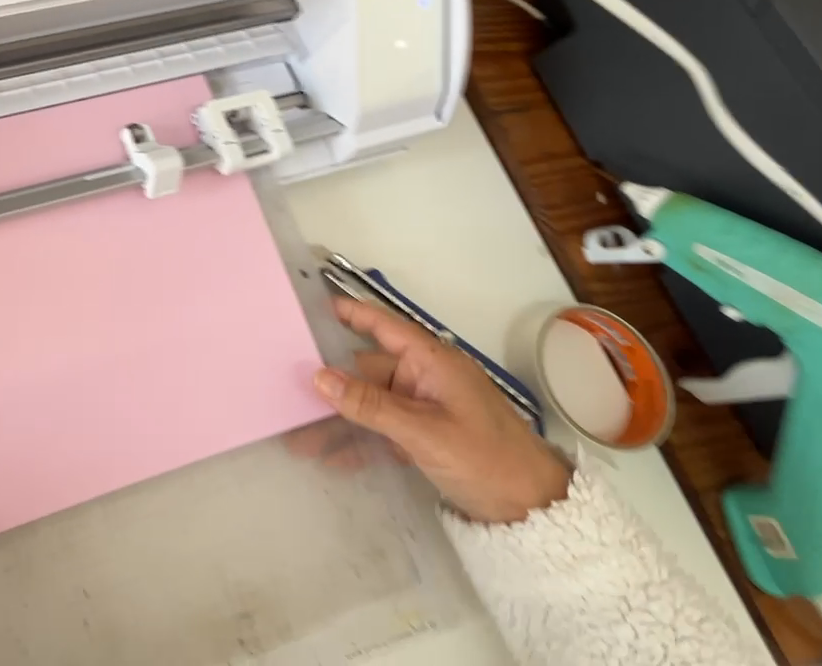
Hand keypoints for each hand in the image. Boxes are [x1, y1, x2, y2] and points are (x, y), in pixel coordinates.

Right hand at [295, 296, 571, 523]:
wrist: (534, 514)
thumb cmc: (485, 459)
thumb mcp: (423, 432)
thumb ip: (369, 405)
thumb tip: (317, 377)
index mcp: (430, 362)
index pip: (382, 325)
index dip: (348, 313)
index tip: (308, 307)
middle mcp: (423, 377)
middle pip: (364, 372)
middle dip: (328, 388)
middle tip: (286, 397)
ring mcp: (422, 407)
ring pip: (368, 405)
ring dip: (337, 422)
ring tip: (299, 441)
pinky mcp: (423, 436)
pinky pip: (380, 430)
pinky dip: (357, 442)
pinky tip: (330, 458)